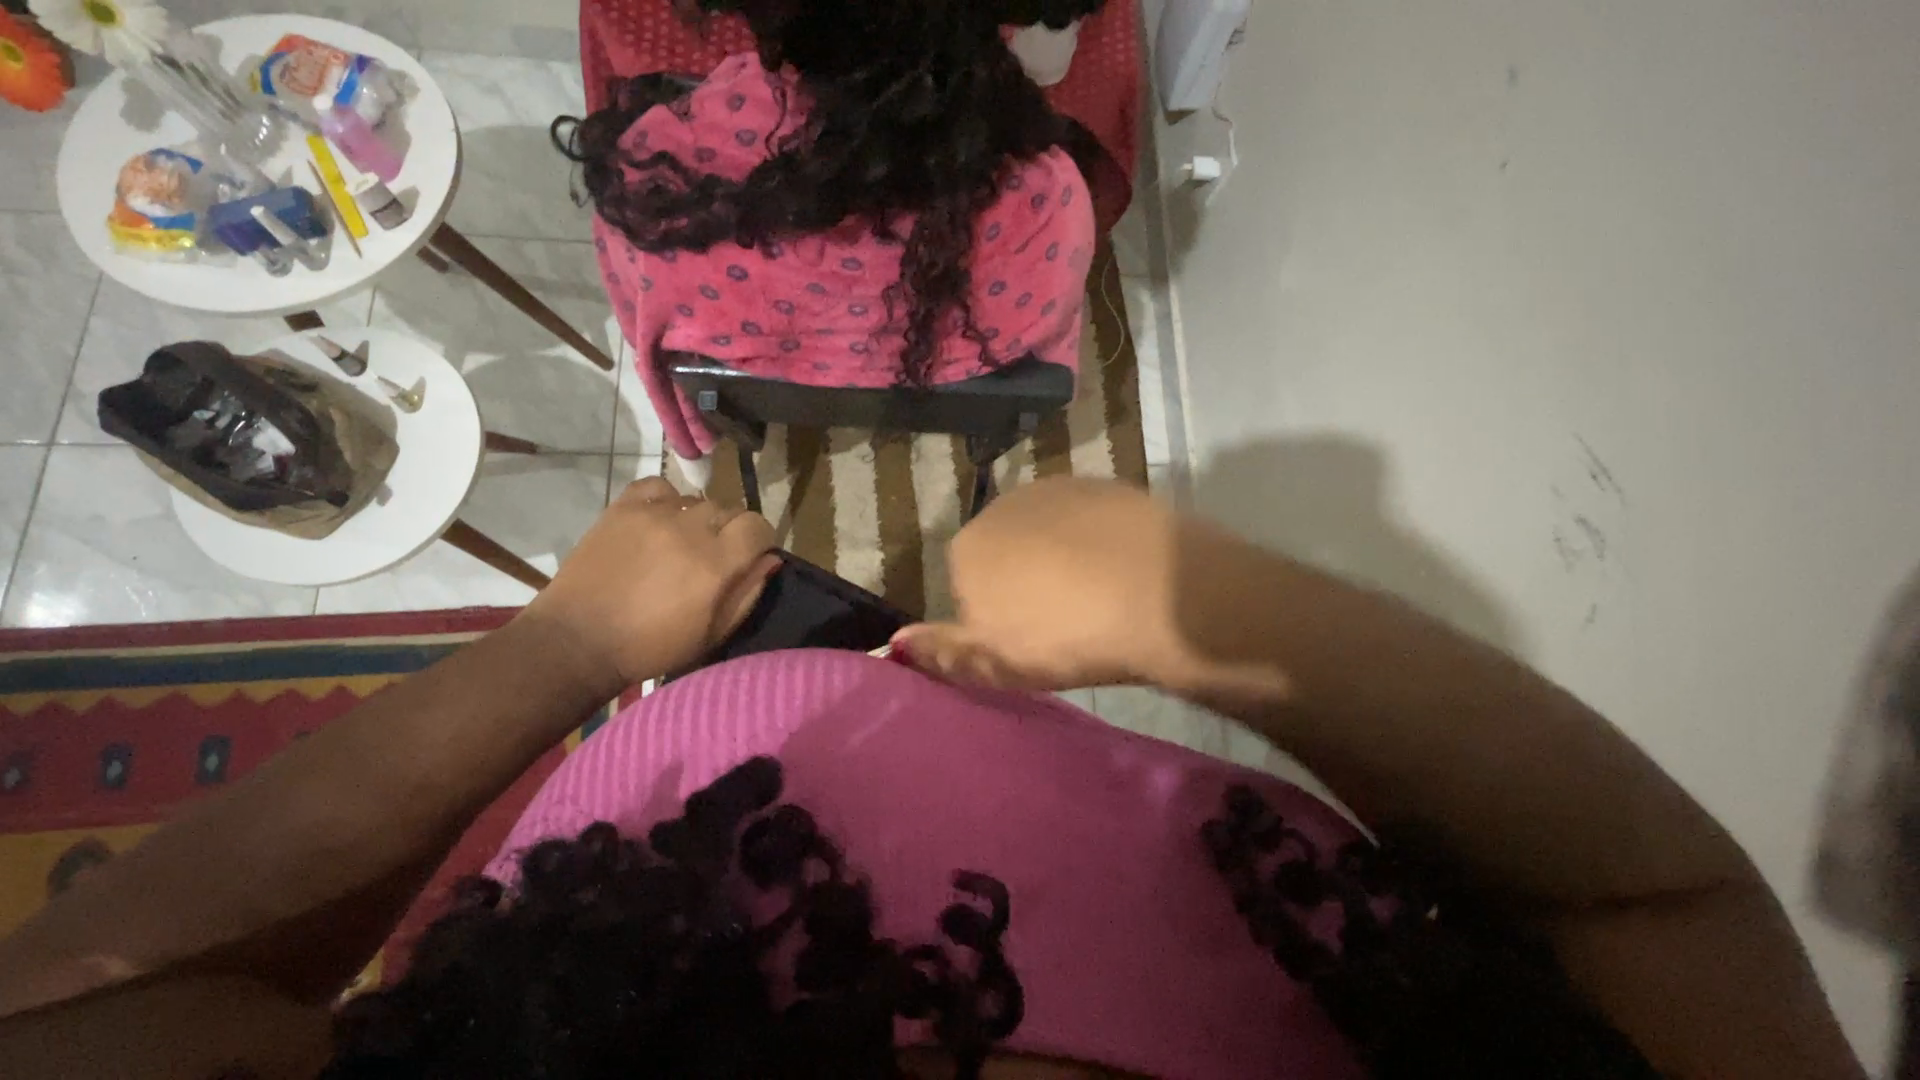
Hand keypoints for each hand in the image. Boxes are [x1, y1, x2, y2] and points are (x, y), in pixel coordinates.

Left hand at [522, 477, 779, 692]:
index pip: (758, 526)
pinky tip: (659, 521)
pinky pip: (658, 487)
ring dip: (697, 519)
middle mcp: (690, 529)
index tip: (750, 557)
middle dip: (730, 531)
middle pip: (729, 510)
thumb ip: (747, 594)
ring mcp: (653, 514)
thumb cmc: (651, 647)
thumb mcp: (711, 634)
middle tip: (713, 556)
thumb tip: (769, 560)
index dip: (760, 540)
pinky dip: (666, 500)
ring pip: (696, 500)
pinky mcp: (622, 508)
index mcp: (716, 563)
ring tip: (681, 543)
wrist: (577, 641)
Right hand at [893, 478, 1289, 698]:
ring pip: (1045, 532)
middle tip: (1063, 622)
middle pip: (1003, 551)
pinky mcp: (1104, 484)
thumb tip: (894, 643)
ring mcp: (1055, 489)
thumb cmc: (1065, 636)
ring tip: (1096, 597)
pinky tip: (1121, 568)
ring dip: (1060, 557)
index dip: (996, 618)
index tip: (1029, 641)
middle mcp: (1000, 508)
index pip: (965, 585)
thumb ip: (942, 651)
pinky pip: (1086, 519)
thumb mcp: (996, 664)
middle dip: (1024, 581)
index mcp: (966, 550)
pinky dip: (1095, 539)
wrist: (1159, 592)